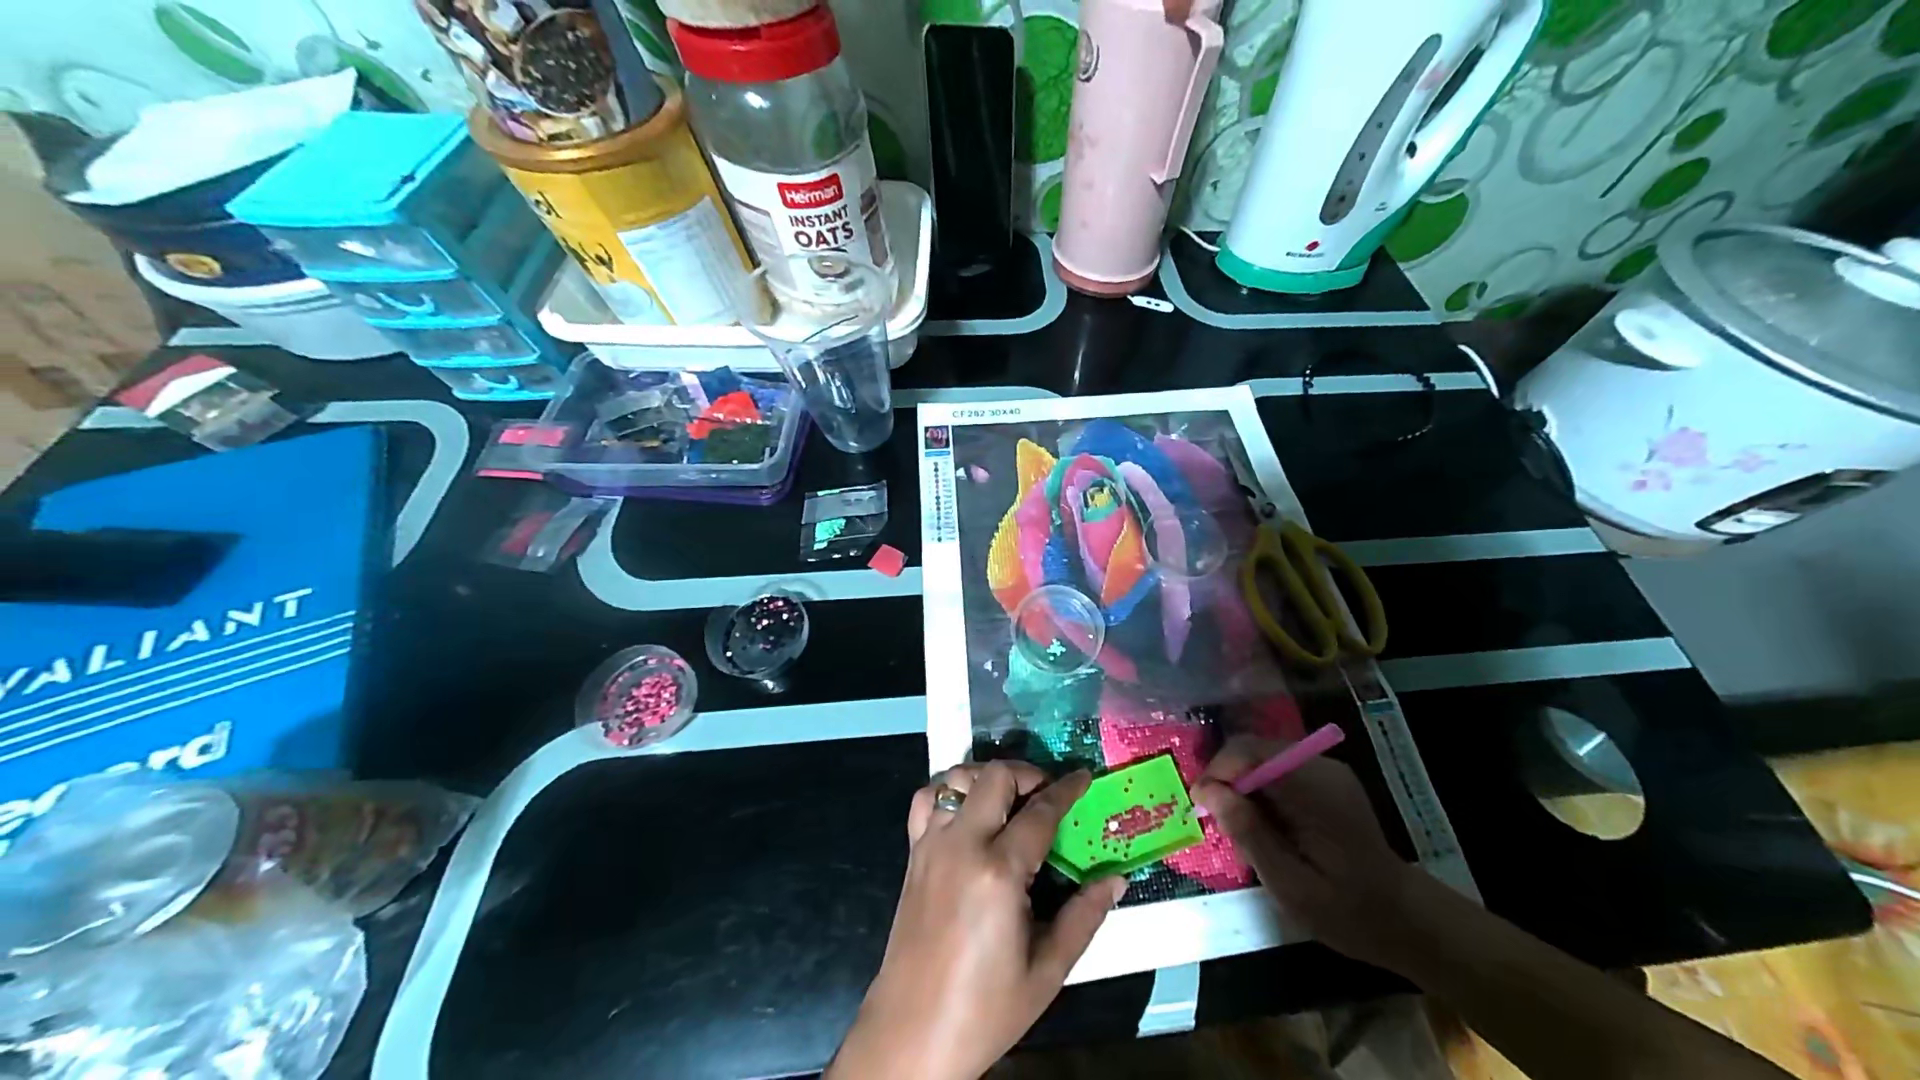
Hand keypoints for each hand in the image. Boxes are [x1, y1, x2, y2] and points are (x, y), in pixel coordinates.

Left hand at [828, 762, 1126, 1079]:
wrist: (913, 1030)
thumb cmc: (986, 1007)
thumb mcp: (1048, 970)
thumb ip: (1084, 916)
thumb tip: (1115, 878)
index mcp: (998, 871)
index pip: (1040, 812)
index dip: (1067, 790)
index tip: (1084, 776)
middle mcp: (961, 844)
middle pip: (994, 777)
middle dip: (1026, 774)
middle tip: (1048, 794)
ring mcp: (931, 845)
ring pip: (956, 778)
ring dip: (987, 778)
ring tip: (1010, 801)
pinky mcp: (913, 854)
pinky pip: (926, 800)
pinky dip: (948, 792)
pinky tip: (968, 814)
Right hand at [1192, 736, 1418, 969]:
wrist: (1403, 919)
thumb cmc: (1346, 911)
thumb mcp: (1290, 884)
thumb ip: (1249, 833)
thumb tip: (1207, 791)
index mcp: (1315, 789)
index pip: (1250, 752)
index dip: (1217, 771)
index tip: (1200, 805)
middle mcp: (1320, 766)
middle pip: (1252, 749)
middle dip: (1224, 778)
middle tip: (1213, 818)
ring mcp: (1323, 769)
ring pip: (1258, 757)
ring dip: (1238, 784)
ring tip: (1234, 824)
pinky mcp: (1322, 778)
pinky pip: (1273, 769)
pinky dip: (1255, 789)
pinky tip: (1259, 823)